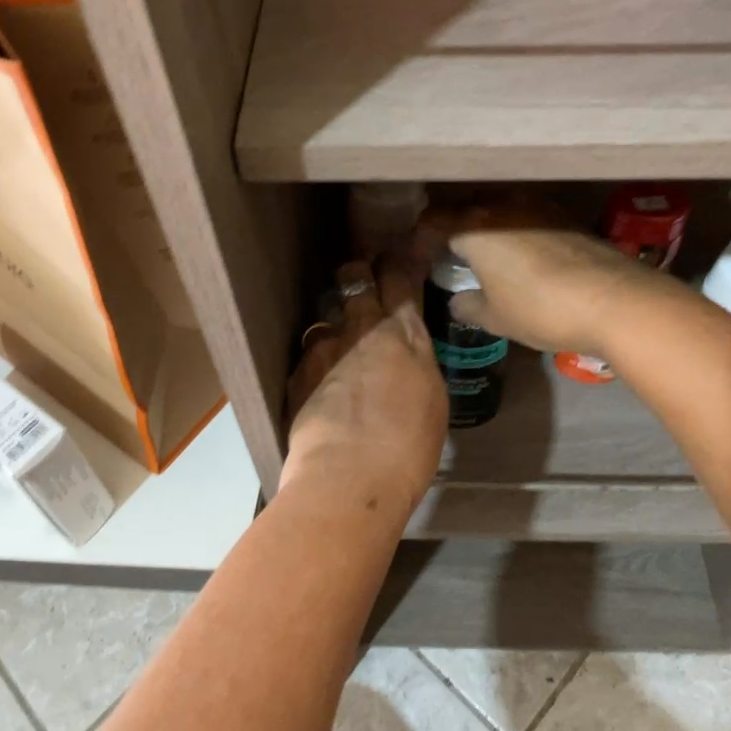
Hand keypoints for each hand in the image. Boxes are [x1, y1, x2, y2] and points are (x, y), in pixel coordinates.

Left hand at [284, 258, 446, 510]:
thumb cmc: (408, 448)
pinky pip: (309, 351)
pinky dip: (317, 359)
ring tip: (338, 342)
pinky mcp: (298, 371)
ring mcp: (326, 347)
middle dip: (358, 273)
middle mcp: (363, 329)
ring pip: (326, 314)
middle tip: (362, 279)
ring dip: (334, 322)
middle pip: (356, 279)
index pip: (402, 278)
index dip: (400, 261)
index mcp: (406, 334)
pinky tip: (320, 382)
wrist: (349, 476)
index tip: (401, 253)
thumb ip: (416, 365)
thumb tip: (406, 358)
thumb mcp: (431, 400)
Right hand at [420, 199, 674, 358]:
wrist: (614, 300)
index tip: (419, 257)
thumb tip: (457, 301)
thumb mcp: (496, 318)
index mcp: (474, 227)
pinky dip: (515, 230)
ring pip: (499, 208)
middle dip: (453, 226)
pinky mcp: (566, 216)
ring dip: (487, 225)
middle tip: (448, 251)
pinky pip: (526, 216)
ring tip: (484, 252)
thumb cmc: (541, 308)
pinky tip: (521, 253)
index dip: (421, 238)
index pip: (433, 221)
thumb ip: (469, 306)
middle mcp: (503, 205)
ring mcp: (538, 206)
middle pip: (466, 207)